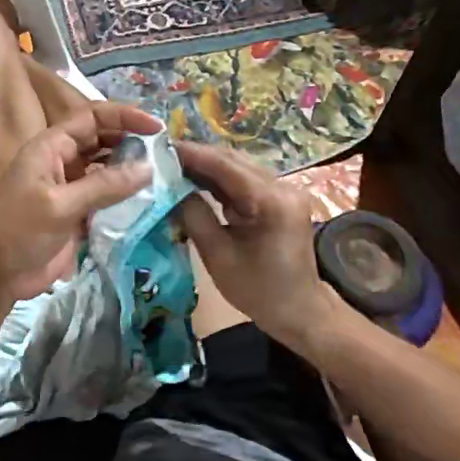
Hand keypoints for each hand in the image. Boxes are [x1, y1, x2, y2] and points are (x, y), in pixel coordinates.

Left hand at [0, 103, 163, 301]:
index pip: (91, 118)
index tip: (156, 127)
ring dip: (129, 169)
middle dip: (131, 141)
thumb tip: (147, 167)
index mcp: (49, 147)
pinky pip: (104, 196)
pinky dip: (124, 196)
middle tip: (165, 152)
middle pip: (101, 140)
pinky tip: (148, 200)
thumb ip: (104, 186)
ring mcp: (68, 188)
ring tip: (163, 174)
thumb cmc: (16, 230)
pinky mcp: (75, 213)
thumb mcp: (60, 205)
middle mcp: (60, 161)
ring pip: (104, 168)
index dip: (124, 116)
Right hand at [174, 141, 342, 352]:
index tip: (160, 149)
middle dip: (197, 156)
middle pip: (234, 160)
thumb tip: (169, 187)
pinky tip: (194, 179)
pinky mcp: (279, 198)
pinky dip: (218, 178)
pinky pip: (244, 179)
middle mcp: (283, 187)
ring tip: (172, 166)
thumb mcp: (217, 255)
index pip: (226, 166)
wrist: (299, 310)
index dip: (192, 155)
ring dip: (206, 165)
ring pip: (238, 166)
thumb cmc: (257, 290)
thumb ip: (194, 215)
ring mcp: (284, 191)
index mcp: (272, 202)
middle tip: (161, 156)